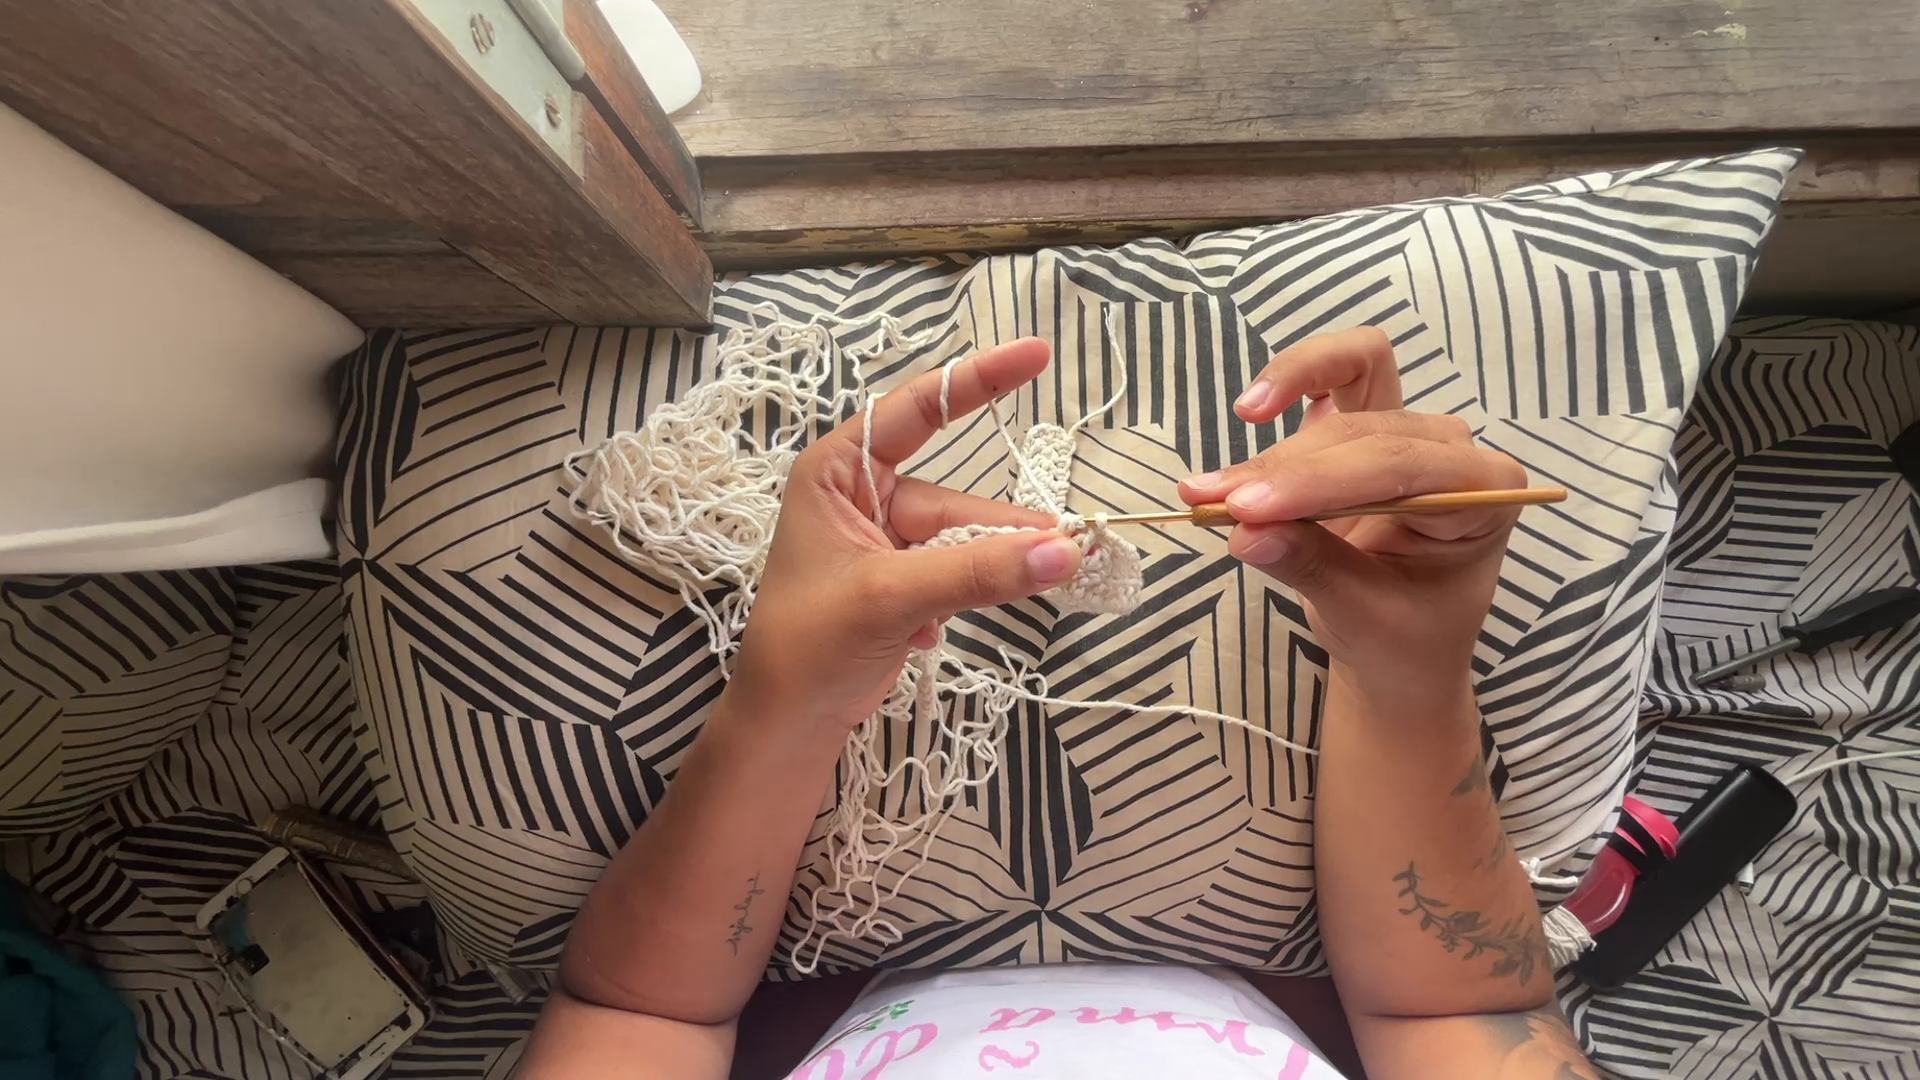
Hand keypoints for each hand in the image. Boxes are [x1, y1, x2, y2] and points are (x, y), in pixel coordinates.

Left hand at [728, 338, 1082, 733]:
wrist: (787, 718)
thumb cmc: (810, 642)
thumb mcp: (889, 596)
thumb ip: (975, 572)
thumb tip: (1064, 552)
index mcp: (840, 471)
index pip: (918, 410)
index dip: (979, 380)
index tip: (1037, 353)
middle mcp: (865, 496)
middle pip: (956, 500)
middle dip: (1004, 532)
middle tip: (1072, 549)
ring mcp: (887, 541)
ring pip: (964, 543)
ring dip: (993, 570)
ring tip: (1047, 584)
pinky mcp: (904, 581)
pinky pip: (957, 573)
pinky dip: (968, 597)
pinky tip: (932, 634)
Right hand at [1178, 327, 1525, 704]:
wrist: (1399, 644)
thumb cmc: (1400, 636)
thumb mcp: (1360, 614)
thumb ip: (1308, 566)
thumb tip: (1243, 532)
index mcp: (1484, 496)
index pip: (1398, 467)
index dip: (1315, 482)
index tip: (1245, 510)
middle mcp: (1452, 452)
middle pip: (1362, 429)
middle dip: (1283, 469)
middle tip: (1213, 503)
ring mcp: (1406, 434)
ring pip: (1344, 395)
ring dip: (1271, 441)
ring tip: (1205, 488)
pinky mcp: (1359, 432)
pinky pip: (1333, 378)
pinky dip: (1291, 383)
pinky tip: (1251, 408)